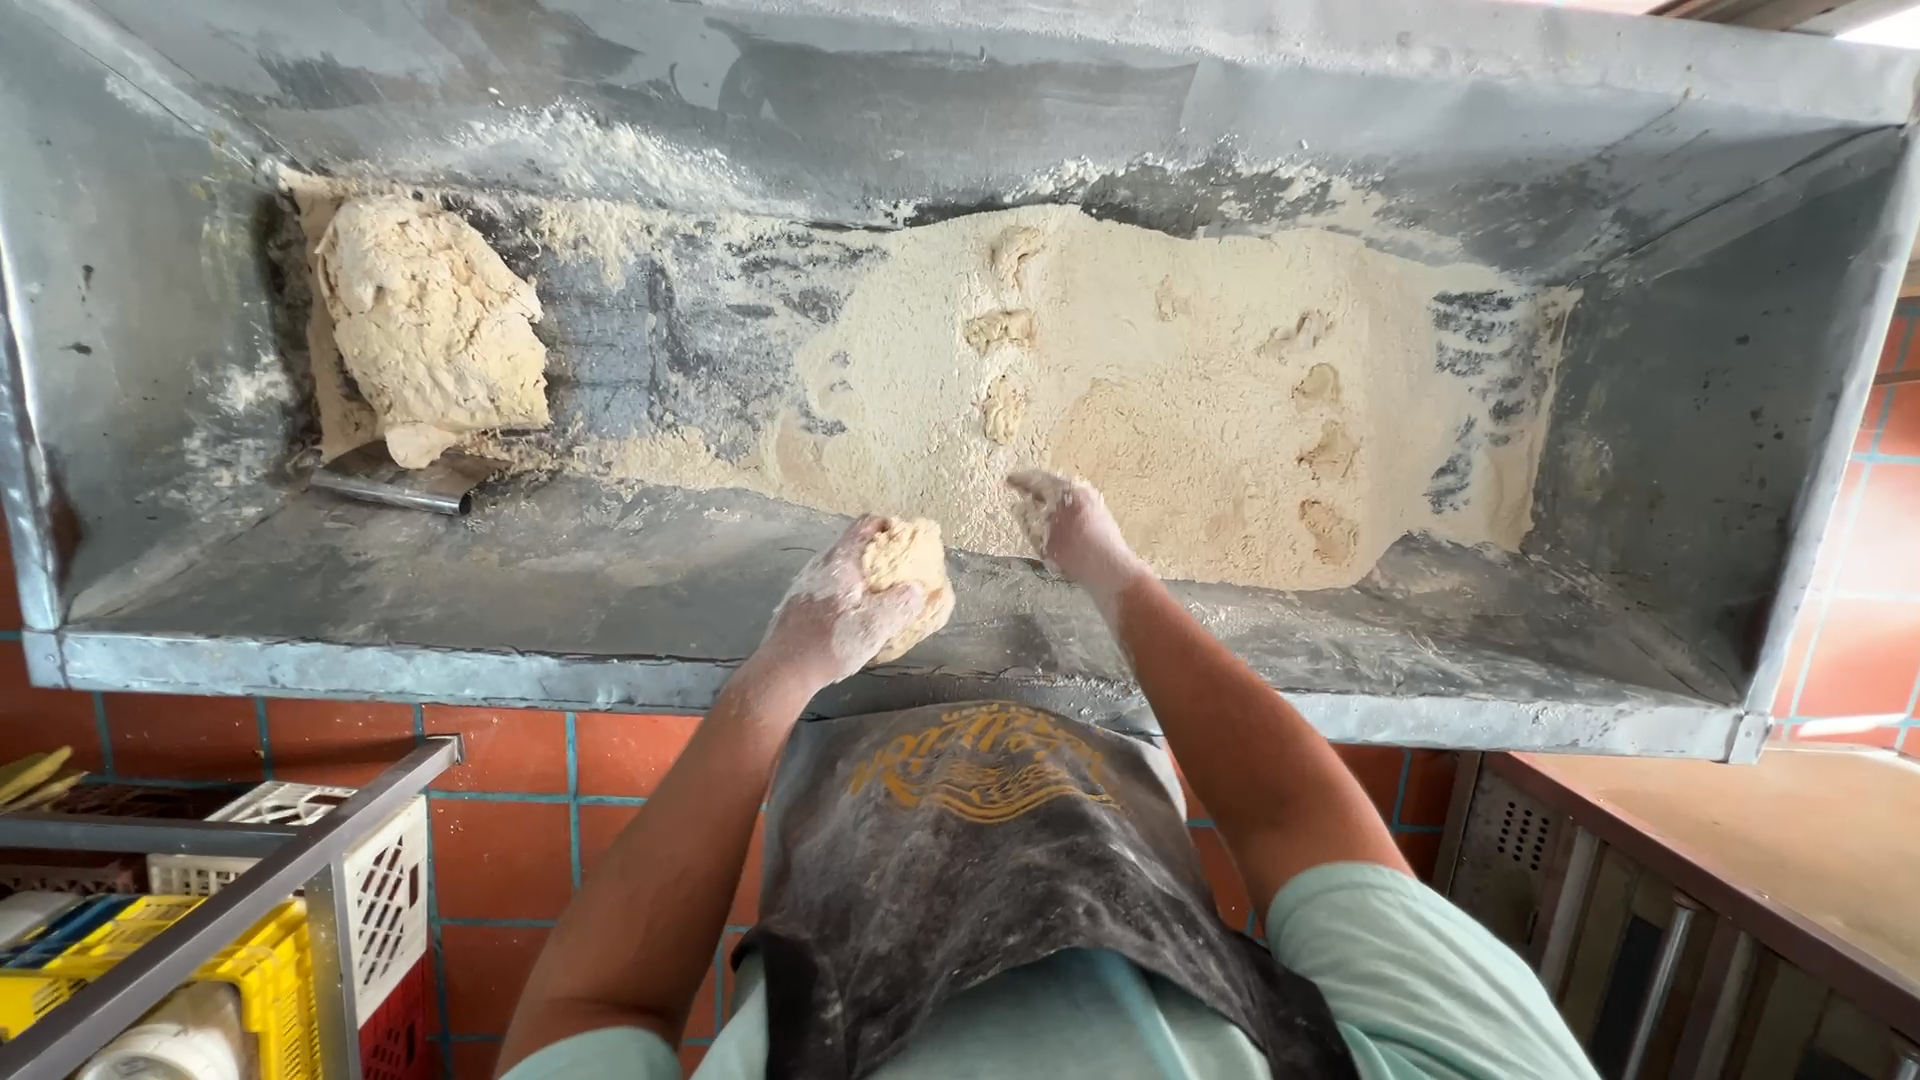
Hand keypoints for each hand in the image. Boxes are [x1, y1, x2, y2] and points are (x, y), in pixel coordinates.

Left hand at [751, 516, 927, 694]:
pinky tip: (853, 615)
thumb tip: (916, 589)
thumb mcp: (875, 626)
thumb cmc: (830, 642)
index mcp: (840, 560)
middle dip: (879, 555)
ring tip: (881, 596)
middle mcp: (820, 564)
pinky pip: (830, 586)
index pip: (866, 524)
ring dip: (863, 576)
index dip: (889, 527)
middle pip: (854, 545)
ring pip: (841, 567)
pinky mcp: (797, 602)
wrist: (783, 670)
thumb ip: (900, 603)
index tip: (905, 543)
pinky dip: (847, 592)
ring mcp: (805, 583)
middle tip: (899, 573)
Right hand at [1006, 469, 1150, 617]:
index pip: (1039, 479)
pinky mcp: (1101, 516)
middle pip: (1055, 485)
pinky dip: (1061, 508)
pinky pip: (1075, 505)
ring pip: (1066, 496)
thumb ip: (1028, 521)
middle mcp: (1082, 492)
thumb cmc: (1075, 554)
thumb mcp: (1044, 540)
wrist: (1112, 570)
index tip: (1009, 480)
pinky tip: (1055, 521)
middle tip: (1022, 492)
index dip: (1022, 480)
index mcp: (1066, 492)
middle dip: (1038, 489)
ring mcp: (1094, 503)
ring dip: (1050, 500)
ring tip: (1036, 507)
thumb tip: (1019, 507)